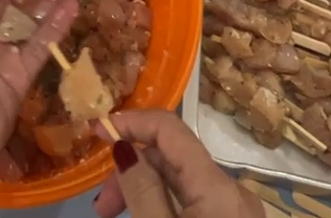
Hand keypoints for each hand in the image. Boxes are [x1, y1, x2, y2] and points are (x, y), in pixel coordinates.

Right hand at [93, 110, 265, 217]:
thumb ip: (143, 190)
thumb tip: (121, 145)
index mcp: (218, 186)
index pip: (169, 128)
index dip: (130, 121)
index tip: (95, 130)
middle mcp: (232, 191)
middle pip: (172, 156)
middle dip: (130, 167)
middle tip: (101, 202)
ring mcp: (236, 212)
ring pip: (180, 181)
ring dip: (143, 188)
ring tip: (113, 212)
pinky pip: (192, 202)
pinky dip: (163, 204)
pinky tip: (146, 214)